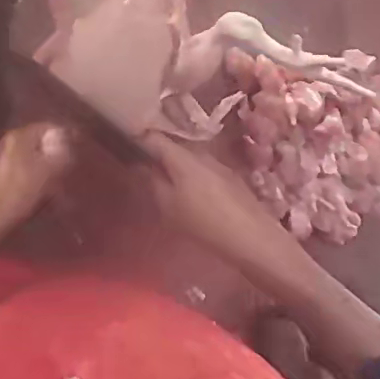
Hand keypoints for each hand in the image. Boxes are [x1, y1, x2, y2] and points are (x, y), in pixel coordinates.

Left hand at [0, 122, 74, 238]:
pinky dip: (34, 173)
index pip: (48, 126)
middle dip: (55, 150)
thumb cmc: (20, 193)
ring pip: (30, 155)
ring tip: (59, 178)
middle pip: (38, 141)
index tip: (80, 146)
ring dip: (45, 163)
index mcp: (18, 136)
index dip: (66, 135)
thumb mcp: (48, 171)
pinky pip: (22, 167)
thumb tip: (67, 135)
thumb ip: (61, 151)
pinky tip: (41, 188)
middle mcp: (7, 141)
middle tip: (70, 163)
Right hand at [139, 131, 291, 267]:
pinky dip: (192, 177)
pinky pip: (204, 170)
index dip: (137, 138)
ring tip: (164, 183)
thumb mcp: (168, 207)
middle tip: (142, 167)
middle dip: (157, 154)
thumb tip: (141, 165)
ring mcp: (220, 165)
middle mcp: (202, 153)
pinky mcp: (232, 179)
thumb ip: (152, 182)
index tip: (124, 144)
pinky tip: (191, 196)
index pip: (154, 137)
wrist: (255, 241)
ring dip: (176, 166)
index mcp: (182, 156)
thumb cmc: (205, 223)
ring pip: (190, 159)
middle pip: (173, 146)